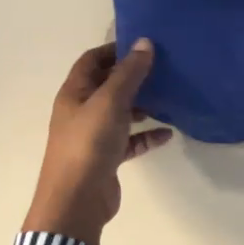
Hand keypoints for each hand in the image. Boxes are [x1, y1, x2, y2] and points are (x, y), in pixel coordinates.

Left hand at [22, 39, 173, 244]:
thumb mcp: (110, 102)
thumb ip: (129, 73)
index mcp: (74, 94)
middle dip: (133, 76)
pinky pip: (130, 139)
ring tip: (169, 97)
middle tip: (163, 68)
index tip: (143, 44)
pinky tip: (168, 133)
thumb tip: (145, 42)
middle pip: (108, 85)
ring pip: (121, 112)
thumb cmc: (88, 144)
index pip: (92, 60)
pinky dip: (147, 135)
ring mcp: (94, 135)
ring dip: (142, 105)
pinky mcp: (107, 157)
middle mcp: (82, 111)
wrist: (76, 202)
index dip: (114, 49)